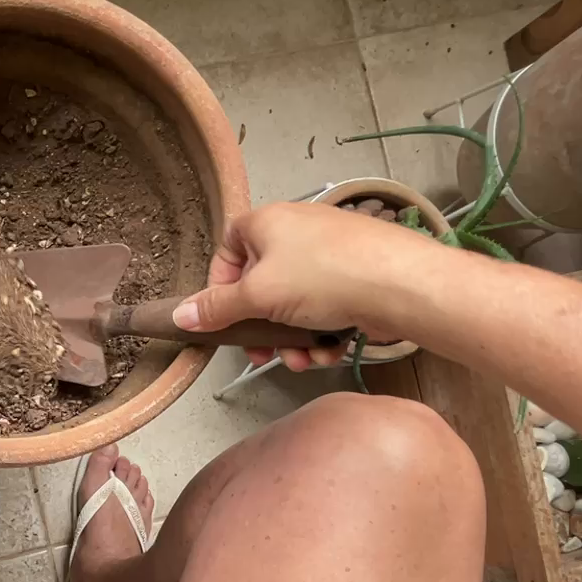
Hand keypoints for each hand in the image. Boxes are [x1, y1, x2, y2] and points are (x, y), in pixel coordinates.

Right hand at [174, 202, 441, 370]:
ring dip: (289, 340)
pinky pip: (320, 308)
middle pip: (258, 287)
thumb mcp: (257, 296)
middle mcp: (295, 231)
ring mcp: (326, 254)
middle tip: (260, 354)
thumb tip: (179, 316)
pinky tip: (326, 352)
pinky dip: (318, 334)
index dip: (219, 289)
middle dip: (259, 328)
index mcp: (266, 222)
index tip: (224, 319)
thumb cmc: (324, 276)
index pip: (226, 253)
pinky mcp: (352, 275)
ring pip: (289, 304)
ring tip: (300, 359)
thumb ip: (215, 309)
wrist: (401, 284)